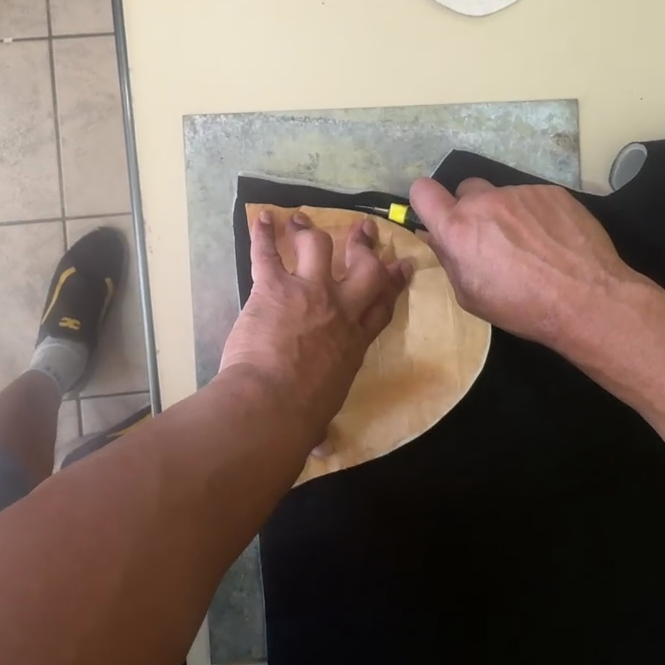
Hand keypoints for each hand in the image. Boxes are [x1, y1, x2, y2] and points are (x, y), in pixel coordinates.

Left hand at [219, 210, 411, 430]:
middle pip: (362, 268)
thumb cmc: (299, 419)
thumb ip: (322, 425)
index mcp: (354, 343)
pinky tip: (262, 217)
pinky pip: (268, 252)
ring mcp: (309, 293)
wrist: (271, 404)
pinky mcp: (274, 286)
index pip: (381, 306)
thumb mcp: (323, 418)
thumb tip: (320, 447)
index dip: (393, 283)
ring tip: (301, 219)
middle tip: (363, 228)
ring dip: (310, 232)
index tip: (401, 265)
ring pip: (318, 247)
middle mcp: (338, 311)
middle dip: (363, 245)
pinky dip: (263, 233)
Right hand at [408, 177, 661, 356]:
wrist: (588, 299)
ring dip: (508, 214)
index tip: (439, 215)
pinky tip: (553, 241)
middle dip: (472, 210)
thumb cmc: (522, 307)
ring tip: (532, 245)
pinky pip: (533, 198)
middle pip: (466, 191)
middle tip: (491, 239)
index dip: (428, 202)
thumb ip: (449, 259)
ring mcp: (520, 193)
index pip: (422, 190)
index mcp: (457, 228)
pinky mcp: (551, 191)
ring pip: (502, 196)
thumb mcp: (471, 296)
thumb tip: (437, 237)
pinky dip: (537, 215)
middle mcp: (484, 202)